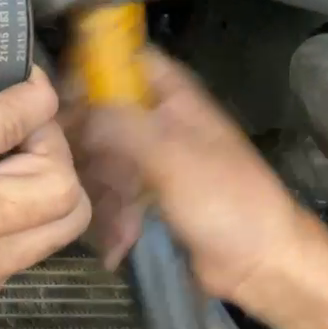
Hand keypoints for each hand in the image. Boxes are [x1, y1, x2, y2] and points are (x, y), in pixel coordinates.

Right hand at [61, 51, 317, 303]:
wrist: (265, 269)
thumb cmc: (229, 202)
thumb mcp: (170, 154)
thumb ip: (117, 122)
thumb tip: (72, 110)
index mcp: (175, 99)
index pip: (127, 60)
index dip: (92, 67)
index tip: (62, 90)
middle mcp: (162, 123)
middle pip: (104, 109)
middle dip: (85, 139)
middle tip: (67, 161)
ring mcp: (155, 161)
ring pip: (104, 154)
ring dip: (99, 186)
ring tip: (102, 215)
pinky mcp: (150, 196)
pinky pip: (114, 191)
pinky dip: (111, 215)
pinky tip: (115, 241)